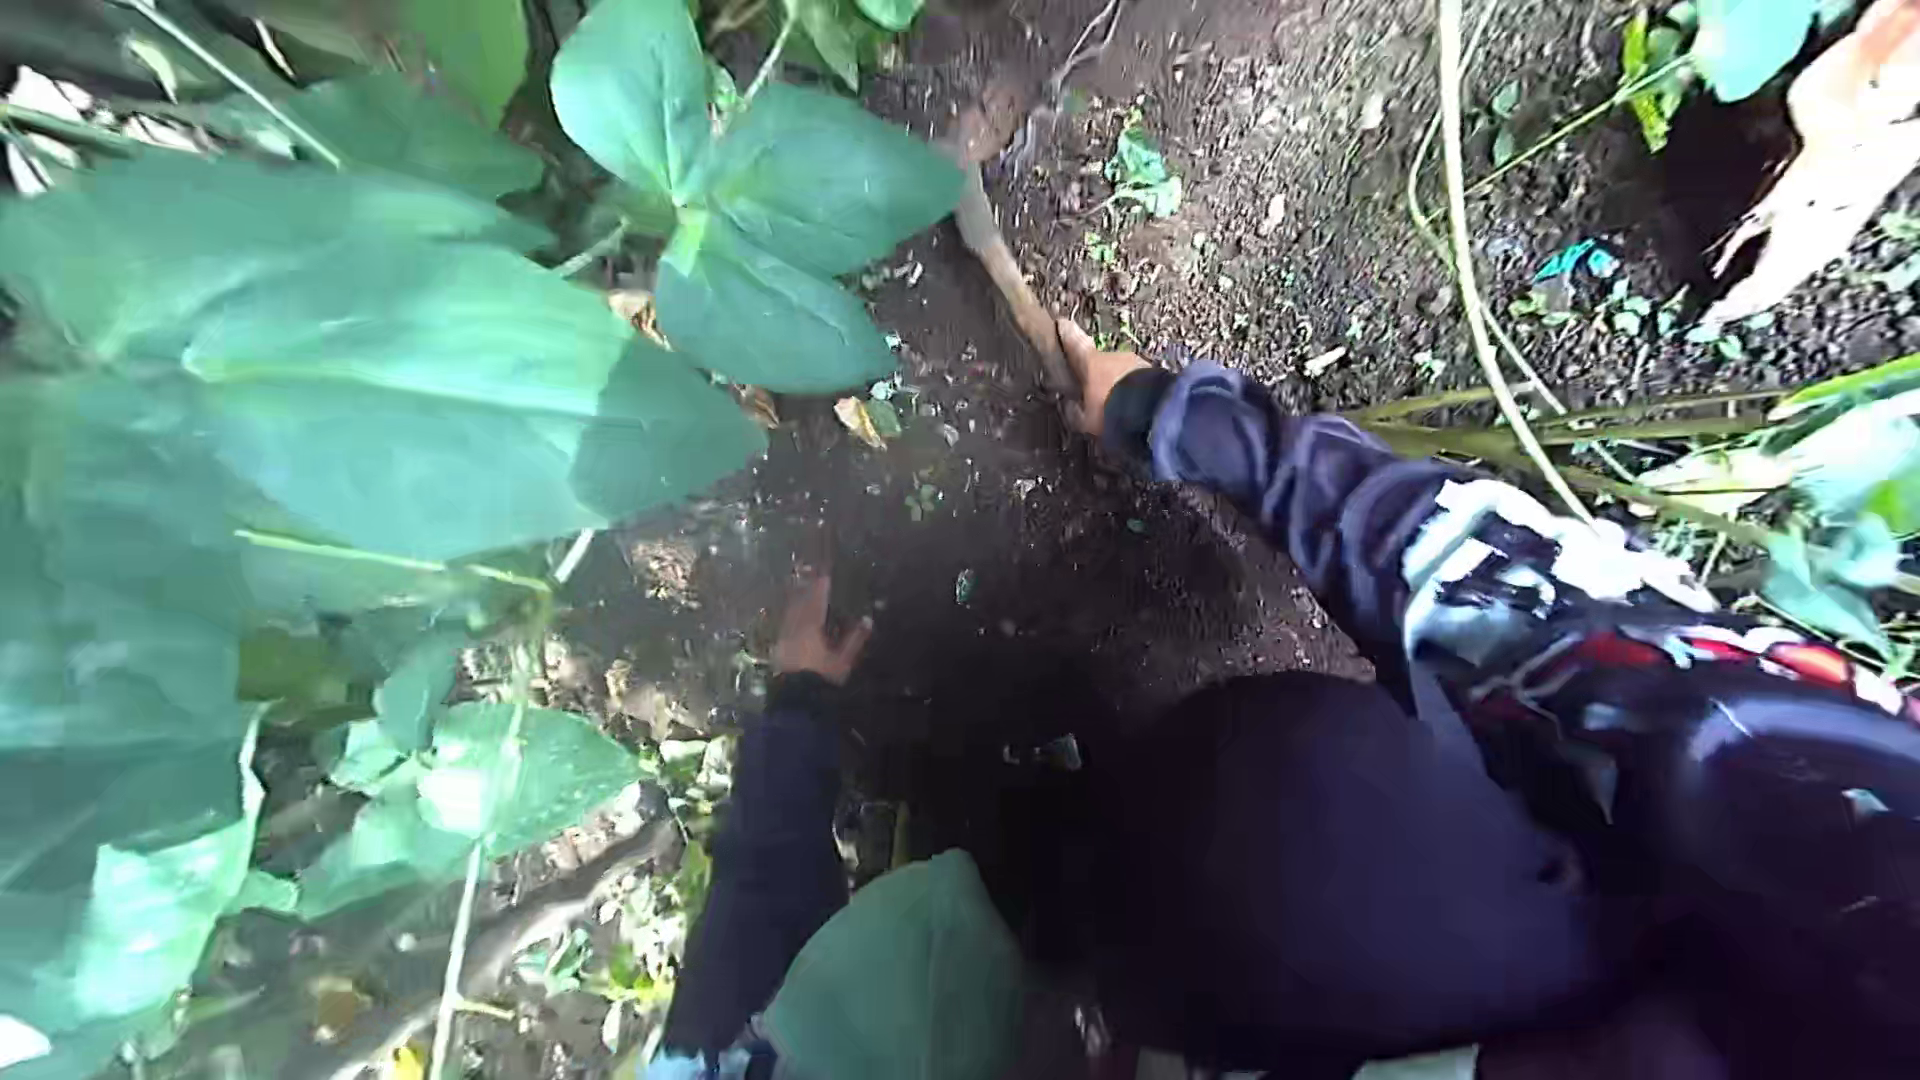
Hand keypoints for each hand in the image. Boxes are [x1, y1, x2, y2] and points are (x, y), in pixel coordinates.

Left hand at [772, 572, 872, 685]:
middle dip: (805, 585)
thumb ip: (855, 639)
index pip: (817, 602)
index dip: (821, 587)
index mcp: (811, 628)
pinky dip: (788, 612)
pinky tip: (789, 611)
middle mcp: (795, 628)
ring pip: (790, 611)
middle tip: (807, 569)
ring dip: (795, 595)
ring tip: (798, 583)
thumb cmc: (822, 678)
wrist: (795, 699)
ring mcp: (784, 637)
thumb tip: (867, 619)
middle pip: (799, 602)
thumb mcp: (843, 660)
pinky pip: (784, 622)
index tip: (824, 573)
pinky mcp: (777, 647)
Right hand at [1057, 317, 1148, 437]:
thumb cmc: (1111, 410)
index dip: (1067, 334)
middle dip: (1095, 373)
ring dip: (1116, 384)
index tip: (1062, 323)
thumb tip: (1069, 407)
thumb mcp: (1086, 420)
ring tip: (1114, 405)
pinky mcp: (1152, 371)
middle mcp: (1111, 356)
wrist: (1151, 409)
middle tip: (1093, 391)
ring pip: (1119, 370)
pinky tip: (1131, 405)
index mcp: (1089, 362)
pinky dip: (1132, 389)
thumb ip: (1075, 412)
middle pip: (1099, 360)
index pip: (1074, 342)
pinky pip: (1136, 379)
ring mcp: (1134, 361)